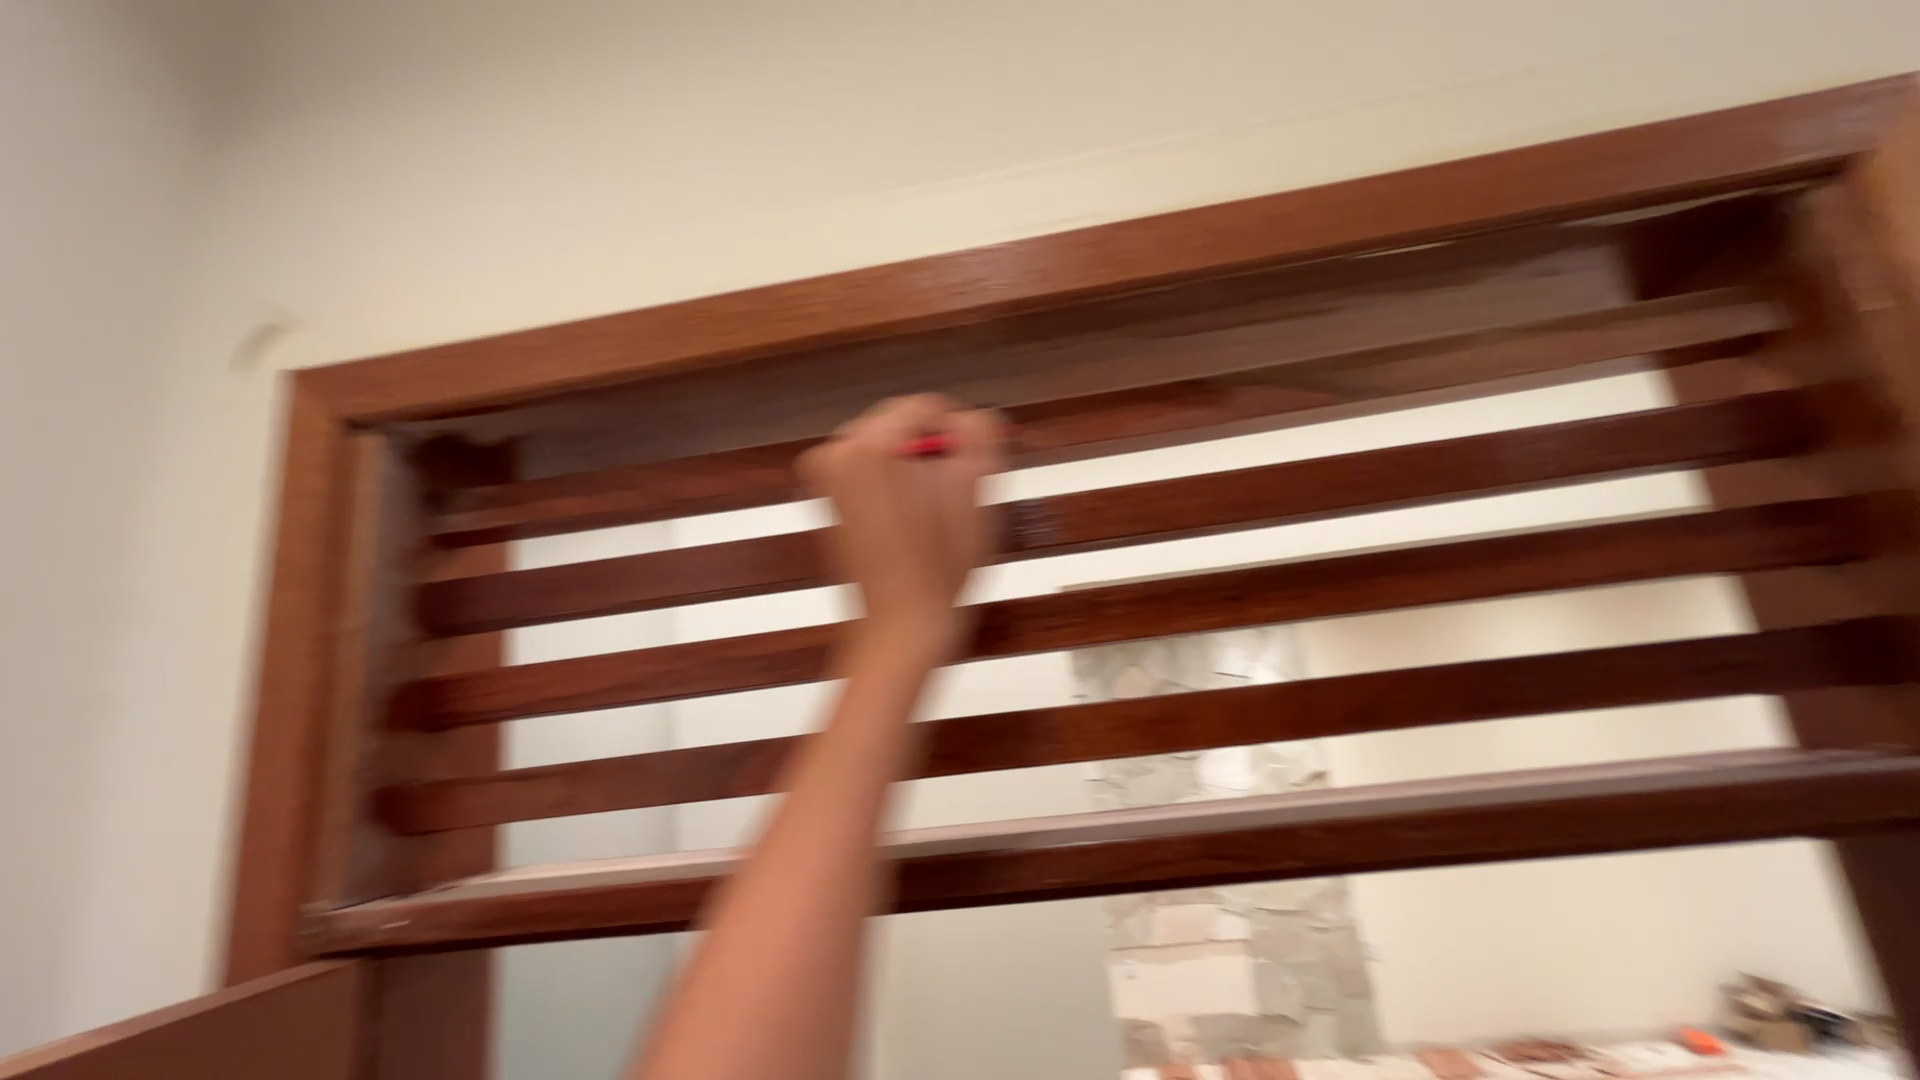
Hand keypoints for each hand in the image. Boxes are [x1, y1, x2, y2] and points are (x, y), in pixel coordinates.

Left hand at [798, 395, 1006, 654]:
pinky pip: (871, 471)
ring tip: (929, 518)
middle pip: (906, 426)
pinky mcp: (826, 497)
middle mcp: (838, 451)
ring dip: (915, 472)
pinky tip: (910, 523)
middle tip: (952, 500)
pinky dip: (893, 486)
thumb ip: (980, 434)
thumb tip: (971, 417)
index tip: (969, 474)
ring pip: (890, 448)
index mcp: (873, 444)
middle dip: (933, 455)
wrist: (900, 626)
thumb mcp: (979, 491)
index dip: (959, 439)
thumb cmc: (940, 568)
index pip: (931, 408)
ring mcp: (826, 476)